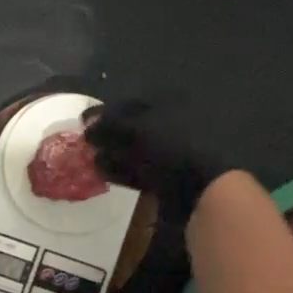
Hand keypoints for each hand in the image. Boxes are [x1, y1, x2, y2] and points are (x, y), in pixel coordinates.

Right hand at [82, 99, 228, 222]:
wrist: (208, 189)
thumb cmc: (176, 146)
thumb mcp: (140, 128)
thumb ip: (111, 124)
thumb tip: (88, 125)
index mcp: (175, 102)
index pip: (134, 103)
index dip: (107, 112)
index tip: (83, 123)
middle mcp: (178, 123)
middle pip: (137, 127)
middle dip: (110, 135)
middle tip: (87, 144)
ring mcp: (178, 153)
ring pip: (139, 150)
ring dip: (115, 155)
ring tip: (92, 161)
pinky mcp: (174, 179)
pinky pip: (144, 171)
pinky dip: (124, 172)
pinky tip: (105, 174)